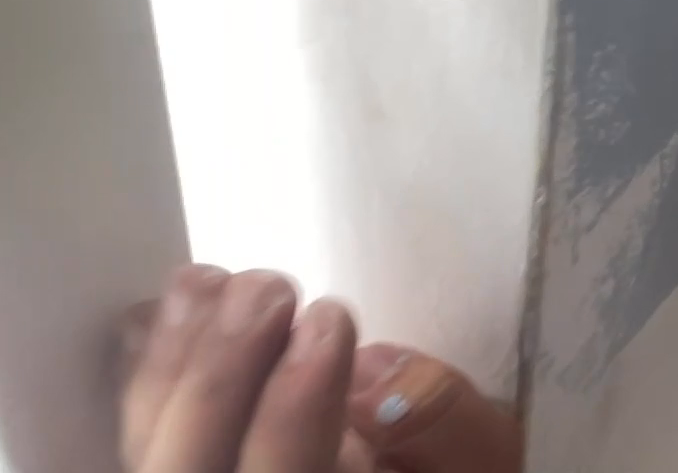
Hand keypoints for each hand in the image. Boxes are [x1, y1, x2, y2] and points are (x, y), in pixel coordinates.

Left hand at [119, 266, 523, 472]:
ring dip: (168, 367)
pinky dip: (140, 379)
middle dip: (217, 378)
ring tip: (207, 283)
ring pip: (145, 459)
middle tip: (265, 286)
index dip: (293, 411)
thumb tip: (376, 368)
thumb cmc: (454, 467)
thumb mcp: (481, 447)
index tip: (328, 316)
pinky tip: (150, 317)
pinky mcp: (183, 464)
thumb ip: (441, 417)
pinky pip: (136, 442)